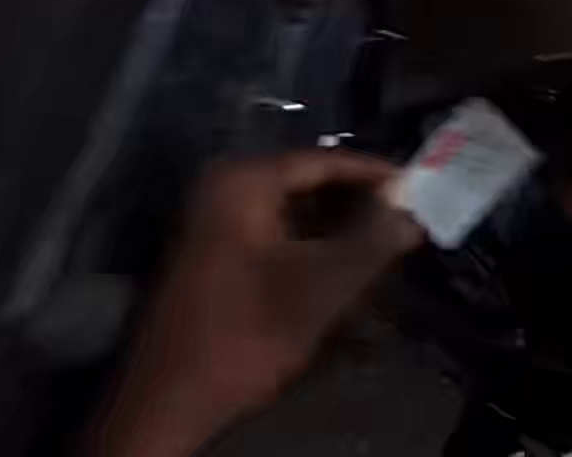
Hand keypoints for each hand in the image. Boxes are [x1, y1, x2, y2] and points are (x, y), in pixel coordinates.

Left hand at [89, 150, 422, 456]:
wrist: (158, 411)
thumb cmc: (241, 337)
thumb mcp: (318, 288)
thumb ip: (371, 244)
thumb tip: (413, 216)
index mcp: (244, 181)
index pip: (324, 160)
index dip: (373, 172)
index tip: (412, 183)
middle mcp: (224, 184)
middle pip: (308, 178)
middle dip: (356, 196)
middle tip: (400, 208)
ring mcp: (212, 213)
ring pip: (293, 202)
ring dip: (336, 216)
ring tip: (379, 229)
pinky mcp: (211, 242)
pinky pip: (274, 221)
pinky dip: (309, 233)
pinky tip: (339, 249)